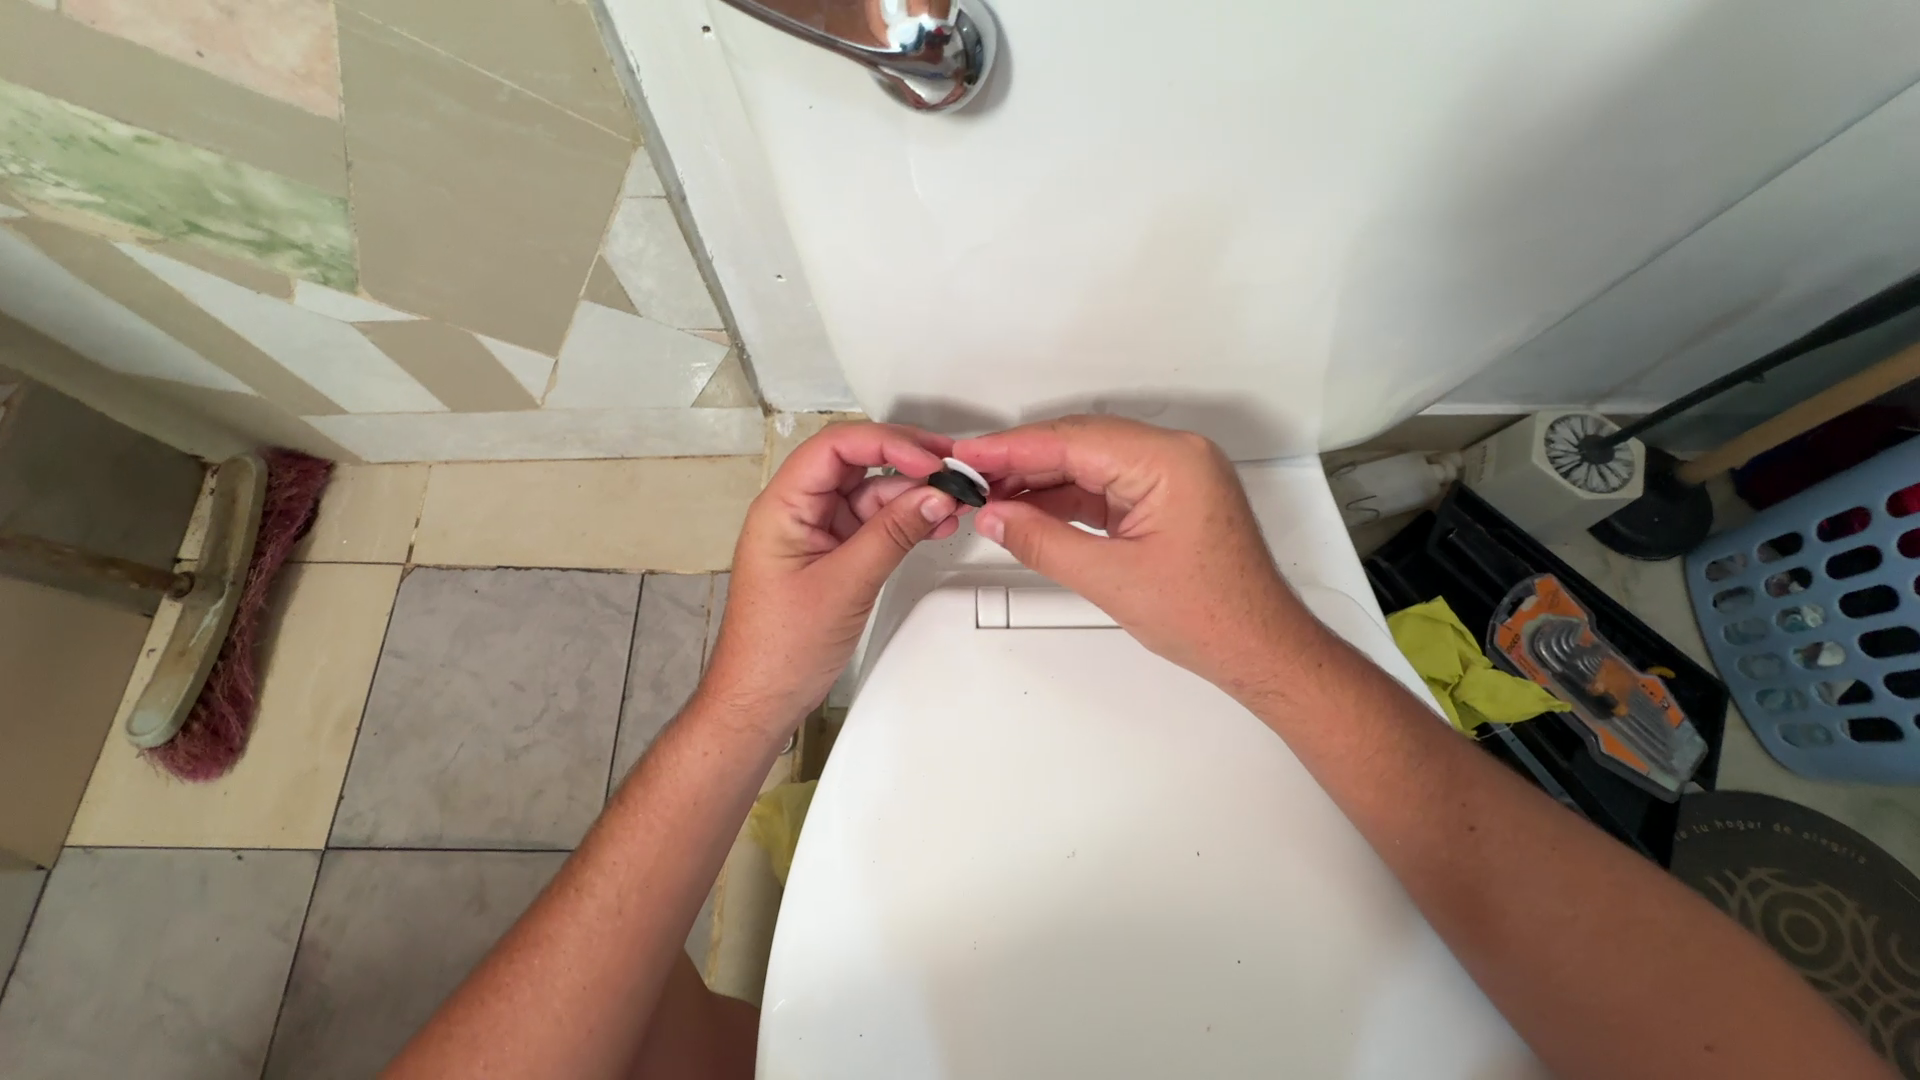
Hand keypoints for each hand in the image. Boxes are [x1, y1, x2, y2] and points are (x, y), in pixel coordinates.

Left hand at [702, 422, 962, 729]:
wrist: (764, 696)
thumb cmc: (776, 649)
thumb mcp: (844, 585)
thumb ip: (892, 535)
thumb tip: (932, 497)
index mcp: (782, 507)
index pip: (836, 447)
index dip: (886, 443)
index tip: (927, 460)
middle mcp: (799, 511)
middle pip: (857, 462)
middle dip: (907, 461)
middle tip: (949, 468)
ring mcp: (819, 531)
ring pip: (872, 493)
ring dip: (914, 494)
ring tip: (952, 502)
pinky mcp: (836, 553)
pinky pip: (876, 523)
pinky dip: (908, 521)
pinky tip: (934, 523)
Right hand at [955, 415, 1328, 700]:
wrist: (1257, 648)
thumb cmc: (1213, 616)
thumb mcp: (1110, 579)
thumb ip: (1043, 542)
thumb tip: (997, 517)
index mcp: (1171, 462)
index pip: (1074, 440)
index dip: (1014, 447)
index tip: (972, 453)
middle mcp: (1175, 457)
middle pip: (1080, 444)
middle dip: (1022, 461)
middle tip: (972, 474)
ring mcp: (1171, 476)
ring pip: (1089, 464)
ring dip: (1040, 480)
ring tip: (992, 495)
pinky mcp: (1164, 498)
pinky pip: (1104, 486)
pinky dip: (1064, 498)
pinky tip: (1029, 509)